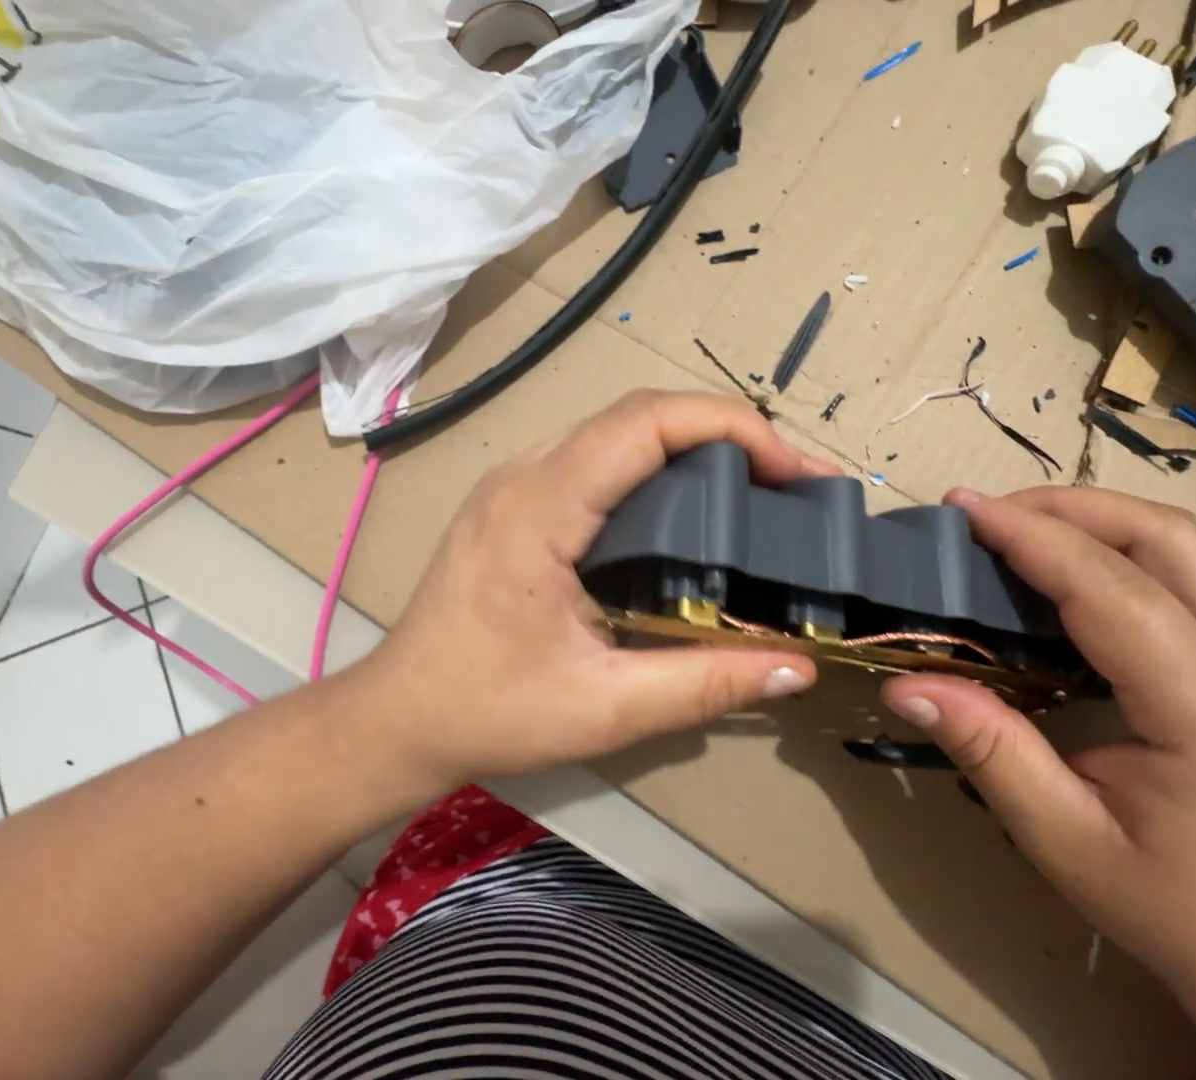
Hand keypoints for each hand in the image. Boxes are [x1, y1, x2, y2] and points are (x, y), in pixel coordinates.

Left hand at [345, 390, 830, 791]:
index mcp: (538, 510)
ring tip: (753, 494)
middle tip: (788, 487)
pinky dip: (654, 469)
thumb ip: (703, 685)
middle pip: (635, 416)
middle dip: (723, 433)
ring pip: (615, 433)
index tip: (792, 471)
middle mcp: (522, 476)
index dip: (729, 426)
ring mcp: (513, 484)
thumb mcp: (602, 709)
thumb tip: (796, 666)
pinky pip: (594, 460)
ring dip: (689, 447)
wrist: (399, 716)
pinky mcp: (513, 503)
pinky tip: (688, 514)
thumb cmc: (486, 712)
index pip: (643, 423)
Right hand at [880, 487, 1195, 1078]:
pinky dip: (1135, 554)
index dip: (1031, 536)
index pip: (1112, 588)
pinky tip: (1082, 578)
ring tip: (1025, 530)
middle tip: (989, 513)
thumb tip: (905, 683)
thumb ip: (988, 749)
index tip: (962, 508)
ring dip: (1106, 522)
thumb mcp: (1064, 839)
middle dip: (1074, 507)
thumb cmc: (1178, 911)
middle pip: (1172, 539)